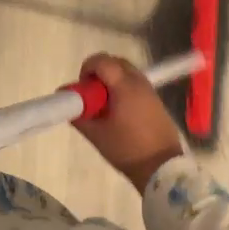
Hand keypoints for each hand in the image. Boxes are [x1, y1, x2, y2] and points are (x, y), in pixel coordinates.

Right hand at [73, 53, 185, 192]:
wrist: (163, 168)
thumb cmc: (127, 149)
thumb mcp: (96, 135)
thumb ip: (79, 115)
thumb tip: (66, 101)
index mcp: (124, 87)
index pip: (102, 61)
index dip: (88, 67)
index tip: (83, 86)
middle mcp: (139, 82)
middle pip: (116, 62)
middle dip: (100, 71)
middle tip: (92, 92)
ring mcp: (150, 90)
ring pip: (127, 71)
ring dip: (113, 79)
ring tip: (105, 102)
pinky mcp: (157, 101)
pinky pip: (136, 83)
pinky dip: (124, 87)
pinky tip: (120, 110)